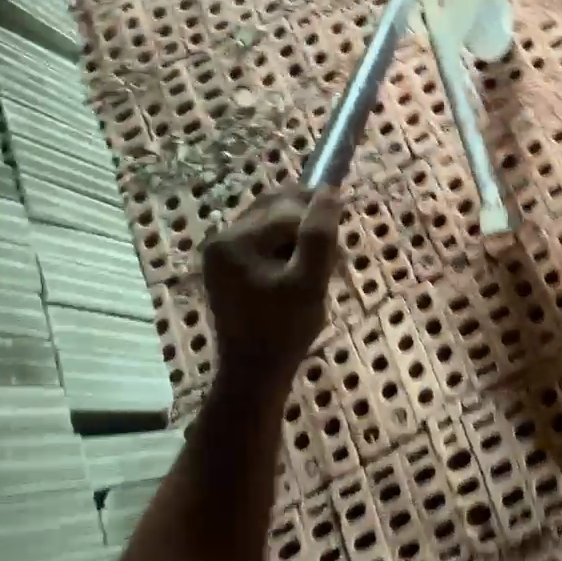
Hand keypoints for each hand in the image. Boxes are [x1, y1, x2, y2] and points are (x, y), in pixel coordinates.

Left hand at [201, 186, 341, 382]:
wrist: (254, 371)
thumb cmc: (284, 330)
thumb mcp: (309, 282)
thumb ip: (319, 234)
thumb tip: (329, 189)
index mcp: (236, 241)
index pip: (290, 210)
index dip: (321, 226)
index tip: (338, 258)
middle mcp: (223, 237)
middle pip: (280, 207)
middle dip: (310, 227)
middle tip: (328, 263)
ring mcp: (224, 250)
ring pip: (275, 219)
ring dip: (302, 236)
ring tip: (314, 270)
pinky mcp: (230, 262)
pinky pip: (267, 236)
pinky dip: (289, 246)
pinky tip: (298, 273)